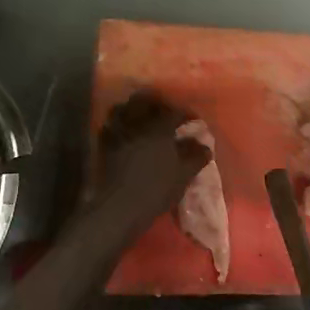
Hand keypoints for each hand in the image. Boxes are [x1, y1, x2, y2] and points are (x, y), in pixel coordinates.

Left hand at [85, 92, 210, 244]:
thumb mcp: (183, 175)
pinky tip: (121, 131)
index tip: (192, 119)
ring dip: (132, 109)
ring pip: (122, 110)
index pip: (174, 112)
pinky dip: (115, 124)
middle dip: (155, 103)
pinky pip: (108, 126)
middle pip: (143, 102)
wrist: (121, 207)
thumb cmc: (157, 190)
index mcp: (159, 129)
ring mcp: (117, 133)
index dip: (184, 113)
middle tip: (163, 111)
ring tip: (140, 117)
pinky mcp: (103, 146)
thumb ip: (196, 158)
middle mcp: (137, 124)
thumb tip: (205, 146)